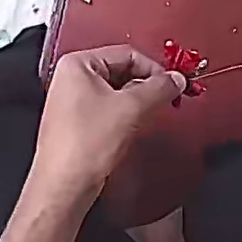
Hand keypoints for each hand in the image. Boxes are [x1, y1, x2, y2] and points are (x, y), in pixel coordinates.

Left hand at [31, 46, 185, 198]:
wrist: (64, 188)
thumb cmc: (85, 145)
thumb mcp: (132, 108)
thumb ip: (159, 88)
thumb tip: (176, 79)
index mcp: (78, 65)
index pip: (127, 54)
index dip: (153, 68)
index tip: (172, 83)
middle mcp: (72, 79)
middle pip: (123, 71)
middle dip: (146, 86)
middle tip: (167, 98)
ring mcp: (73, 101)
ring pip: (118, 91)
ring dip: (138, 101)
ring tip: (150, 114)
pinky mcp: (78, 122)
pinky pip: (110, 108)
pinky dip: (127, 114)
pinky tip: (134, 127)